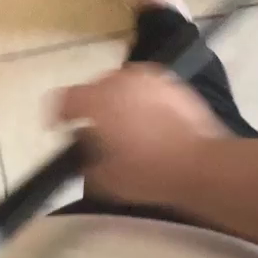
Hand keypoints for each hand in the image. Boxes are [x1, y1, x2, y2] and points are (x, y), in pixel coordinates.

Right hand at [52, 64, 227, 205]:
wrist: (200, 165)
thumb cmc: (148, 174)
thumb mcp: (105, 179)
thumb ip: (86, 162)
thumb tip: (84, 153)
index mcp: (96, 101)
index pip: (64, 99)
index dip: (58, 114)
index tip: (59, 126)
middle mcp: (118, 81)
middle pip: (93, 86)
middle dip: (90, 104)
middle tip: (95, 128)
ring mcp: (147, 78)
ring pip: (121, 82)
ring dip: (116, 97)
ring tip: (124, 120)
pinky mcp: (171, 82)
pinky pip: (146, 86)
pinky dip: (141, 97)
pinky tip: (150, 117)